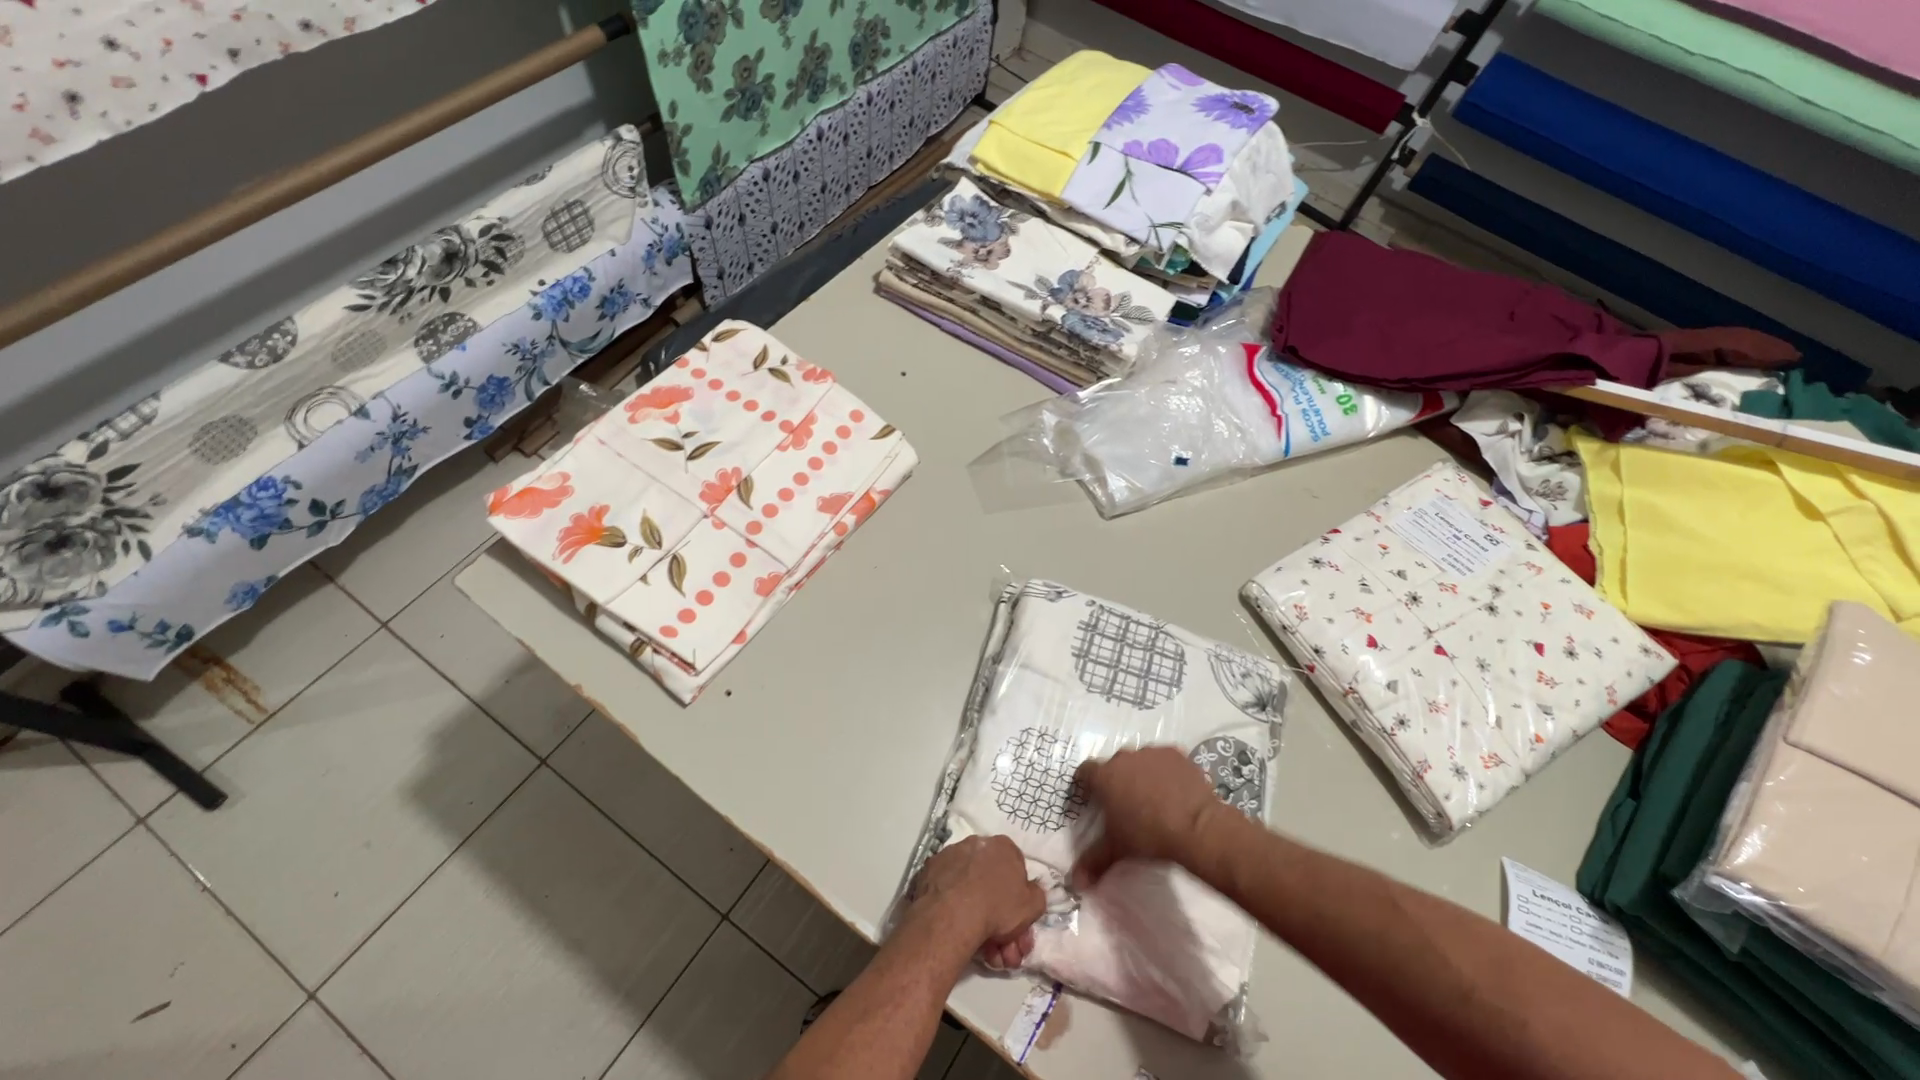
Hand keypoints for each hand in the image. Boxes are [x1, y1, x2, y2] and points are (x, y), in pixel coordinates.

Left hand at [907, 835, 1045, 969]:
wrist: (953, 915)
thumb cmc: (998, 906)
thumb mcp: (1034, 905)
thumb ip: (1036, 895)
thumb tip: (1030, 892)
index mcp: (1002, 846)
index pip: (1016, 870)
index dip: (1018, 899)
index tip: (1017, 922)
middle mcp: (975, 845)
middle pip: (992, 886)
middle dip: (1003, 923)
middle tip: (1006, 950)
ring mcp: (948, 858)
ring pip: (971, 894)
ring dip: (982, 925)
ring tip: (988, 957)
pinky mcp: (927, 874)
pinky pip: (949, 896)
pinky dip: (957, 914)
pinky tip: (964, 940)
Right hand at [1073, 747, 1228, 889]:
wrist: (1196, 828)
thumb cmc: (1149, 836)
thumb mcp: (1117, 850)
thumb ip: (1093, 862)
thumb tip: (1076, 883)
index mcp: (1104, 776)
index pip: (1085, 771)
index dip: (1086, 783)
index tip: (1091, 797)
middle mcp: (1124, 758)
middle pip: (1113, 765)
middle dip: (1116, 779)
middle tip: (1124, 802)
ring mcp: (1151, 753)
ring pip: (1139, 760)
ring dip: (1140, 773)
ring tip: (1152, 797)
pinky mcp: (1175, 754)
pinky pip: (1164, 758)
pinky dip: (1164, 770)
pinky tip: (1173, 789)